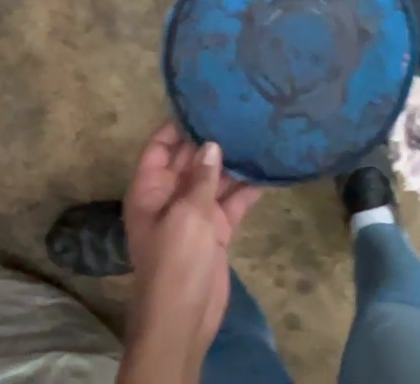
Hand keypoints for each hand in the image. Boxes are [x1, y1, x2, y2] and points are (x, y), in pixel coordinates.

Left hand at [120, 123, 263, 382]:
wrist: (184, 317)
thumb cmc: (175, 261)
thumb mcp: (186, 214)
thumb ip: (201, 178)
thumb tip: (212, 144)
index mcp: (150, 190)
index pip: (159, 147)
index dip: (177, 125)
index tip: (204, 101)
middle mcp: (171, 197)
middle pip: (190, 159)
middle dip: (212, 139)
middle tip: (240, 109)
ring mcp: (195, 213)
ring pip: (215, 178)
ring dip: (234, 161)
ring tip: (259, 131)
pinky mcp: (217, 229)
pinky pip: (233, 201)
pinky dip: (249, 188)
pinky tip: (269, 168)